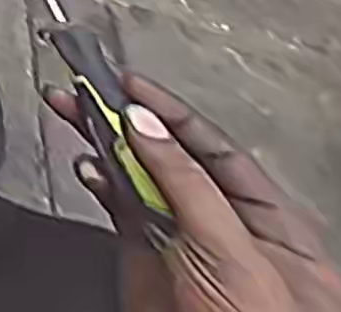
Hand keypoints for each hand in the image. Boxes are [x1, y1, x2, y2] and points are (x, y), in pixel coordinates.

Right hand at [44, 75, 340, 311]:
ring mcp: (182, 240)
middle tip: (87, 87)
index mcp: (271, 229)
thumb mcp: (231, 256)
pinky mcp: (146, 253)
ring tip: (68, 108)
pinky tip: (87, 166)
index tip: (131, 84)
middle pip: (168, 155)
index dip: (172, 113)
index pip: (216, 151)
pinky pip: (116, 201)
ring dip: (100, 139)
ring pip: (135, 172)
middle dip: (124, 118)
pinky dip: (96, 177)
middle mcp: (224, 227)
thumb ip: (186, 184)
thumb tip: (146, 123)